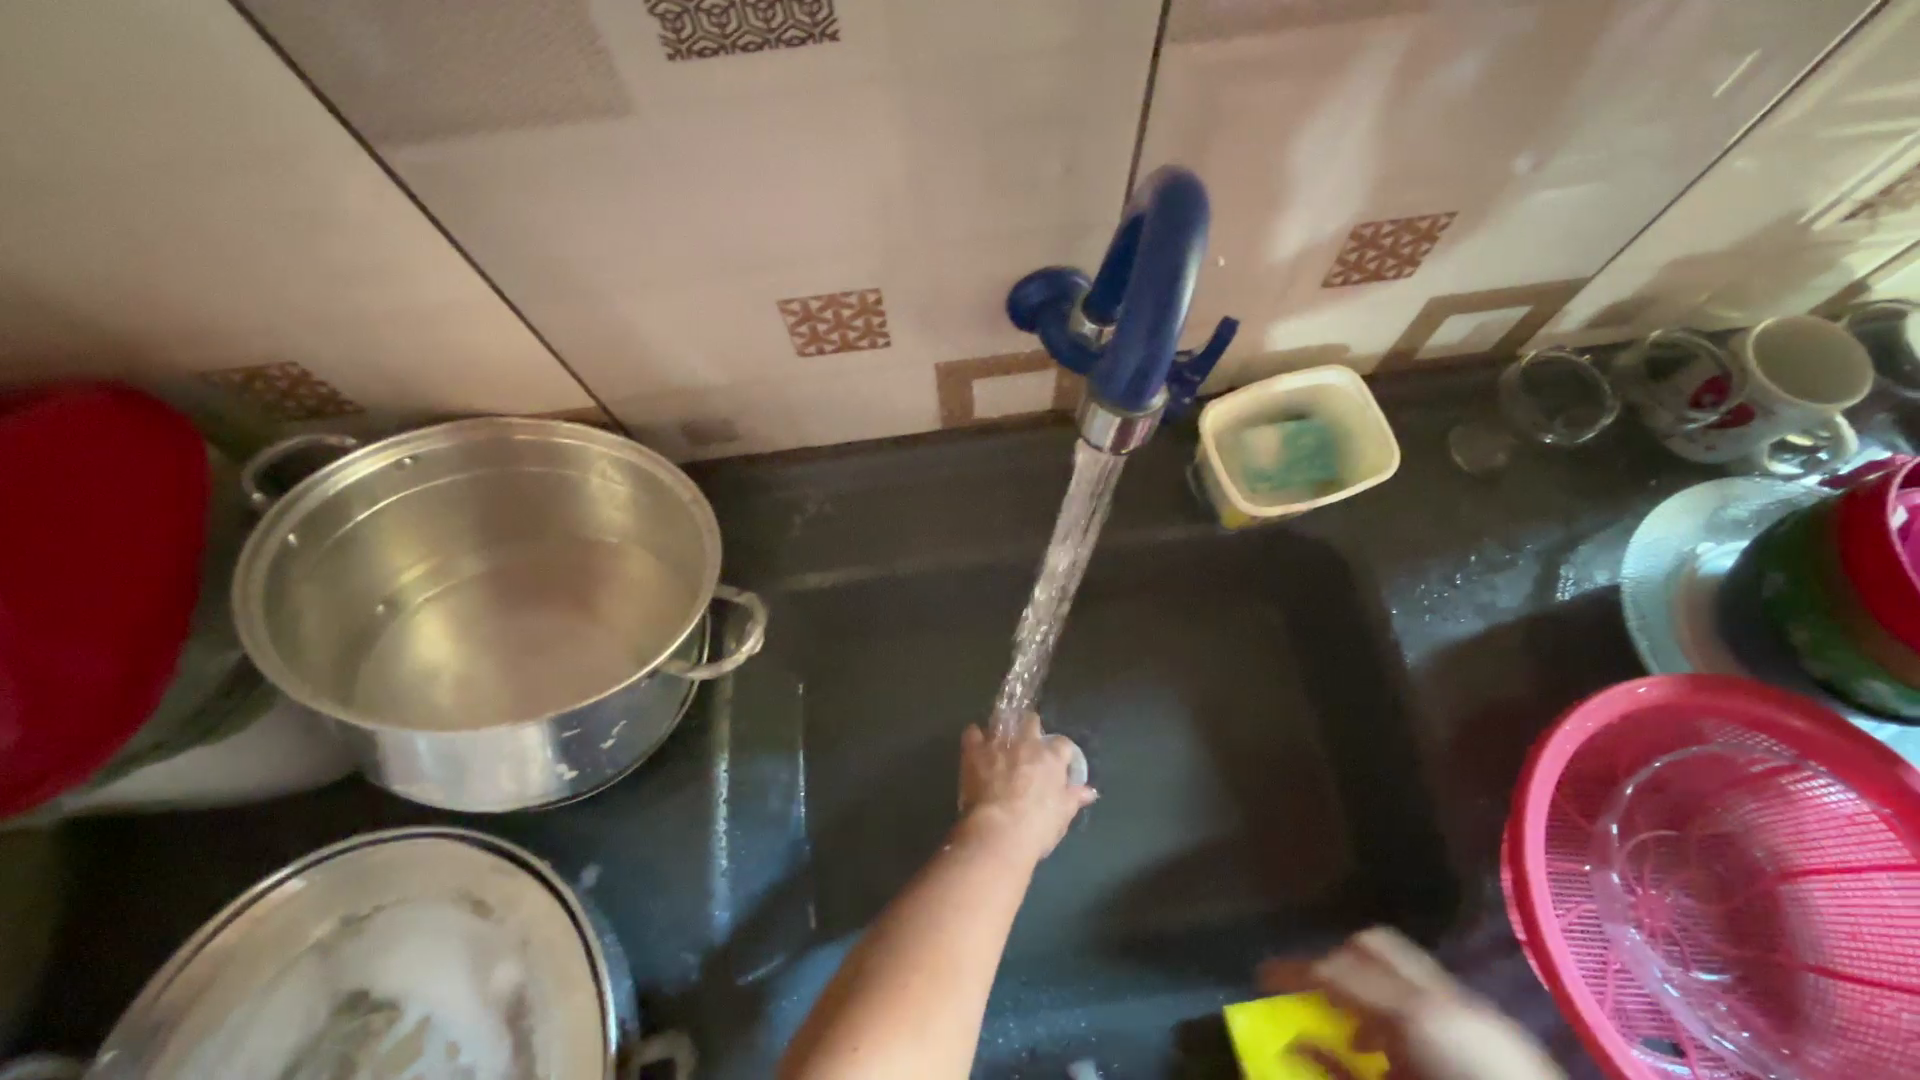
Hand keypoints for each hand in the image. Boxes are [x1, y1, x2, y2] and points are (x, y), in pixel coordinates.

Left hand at [956, 712, 1096, 863]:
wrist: (998, 832)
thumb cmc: (1037, 826)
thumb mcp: (1063, 815)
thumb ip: (1074, 797)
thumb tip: (1089, 792)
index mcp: (1051, 757)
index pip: (1062, 744)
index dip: (1060, 752)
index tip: (1058, 762)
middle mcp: (1026, 743)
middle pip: (1031, 721)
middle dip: (1030, 728)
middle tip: (1027, 746)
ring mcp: (998, 744)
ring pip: (1001, 721)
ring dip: (1002, 729)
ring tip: (1000, 741)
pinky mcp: (974, 751)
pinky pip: (972, 732)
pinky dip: (975, 737)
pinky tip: (976, 745)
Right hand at [1260, 927, 1563, 1079]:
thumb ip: (1339, 1069)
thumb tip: (1294, 1040)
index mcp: (1412, 1016)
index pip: (1335, 969)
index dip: (1292, 970)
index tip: (1261, 977)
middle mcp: (1442, 996)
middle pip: (1372, 945)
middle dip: (1335, 961)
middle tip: (1311, 996)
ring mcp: (1474, 1007)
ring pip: (1405, 964)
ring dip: (1369, 981)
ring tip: (1355, 1030)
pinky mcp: (1496, 1026)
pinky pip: (1433, 992)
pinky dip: (1402, 1003)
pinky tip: (1401, 1048)